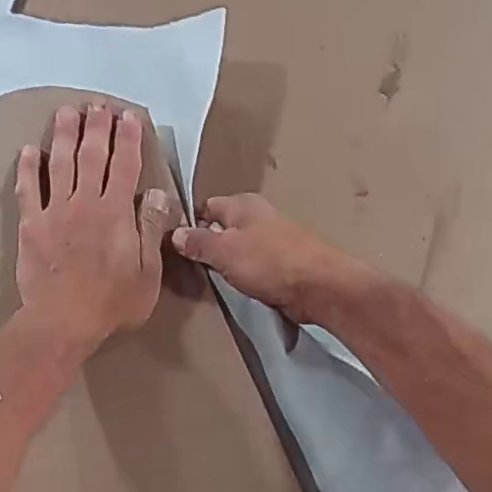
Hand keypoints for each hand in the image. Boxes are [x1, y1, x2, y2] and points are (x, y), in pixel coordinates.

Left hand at [15, 103, 179, 353]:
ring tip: (67, 112)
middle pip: (91, 156)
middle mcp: (85, 203)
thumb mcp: (148, 273)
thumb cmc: (112, 303)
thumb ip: (151, 230)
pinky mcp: (30, 225)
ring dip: (64, 135)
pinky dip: (28, 168)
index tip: (129, 117)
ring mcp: (54, 211)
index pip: (125, 166)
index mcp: (116, 213)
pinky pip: (28, 190)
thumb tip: (158, 194)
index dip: (128, 139)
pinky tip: (28, 150)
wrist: (62, 321)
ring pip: (59, 163)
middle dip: (97, 127)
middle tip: (99, 105)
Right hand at [170, 193, 374, 324]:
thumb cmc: (270, 261)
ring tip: (209, 279)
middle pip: (223, 228)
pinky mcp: (283, 264)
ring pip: (239, 248)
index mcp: (243, 204)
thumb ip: (198, 242)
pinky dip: (245, 274)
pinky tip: (237, 287)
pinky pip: (255, 266)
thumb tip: (174, 234)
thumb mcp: (224, 250)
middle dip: (207, 245)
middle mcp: (258, 216)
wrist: (318, 286)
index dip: (189, 223)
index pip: (206, 207)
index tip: (173, 244)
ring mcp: (273, 240)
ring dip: (227, 262)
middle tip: (188, 266)